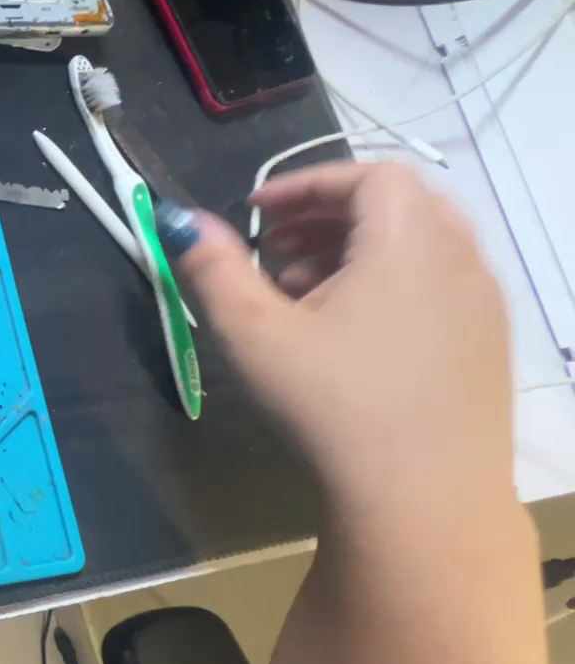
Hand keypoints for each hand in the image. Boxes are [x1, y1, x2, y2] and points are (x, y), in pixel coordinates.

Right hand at [161, 162, 512, 502]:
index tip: (253, 212)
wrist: (417, 488)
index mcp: (409, 246)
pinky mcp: (480, 339)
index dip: (307, 181)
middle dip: (322, 214)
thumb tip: (182, 221)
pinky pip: (429, 280)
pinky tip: (334, 328)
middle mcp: (459, 261)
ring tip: (291, 292)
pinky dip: (377, 279)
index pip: (372, 175)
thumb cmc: (325, 396)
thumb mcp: (249, 328)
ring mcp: (479, 302)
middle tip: (267, 248)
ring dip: (346, 248)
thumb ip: (212, 266)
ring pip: (413, 243)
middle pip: (395, 204)